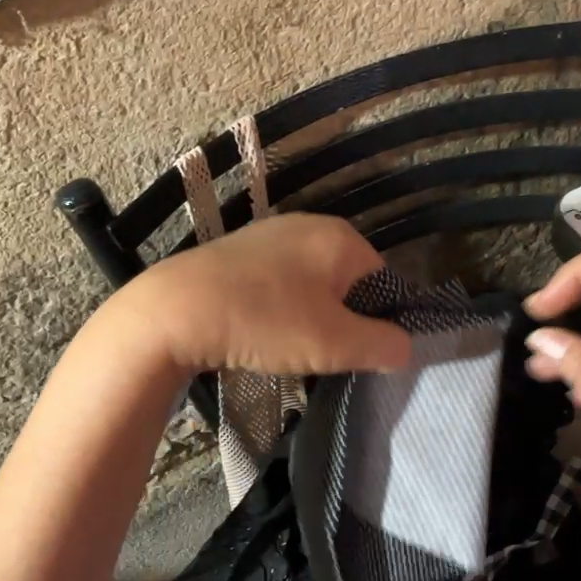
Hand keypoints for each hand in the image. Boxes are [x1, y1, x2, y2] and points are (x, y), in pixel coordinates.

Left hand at [108, 214, 411, 376]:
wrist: (174, 312)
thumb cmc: (265, 322)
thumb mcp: (334, 344)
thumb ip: (382, 345)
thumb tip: (406, 348)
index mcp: (341, 237)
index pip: (384, 282)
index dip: (379, 322)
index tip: (357, 354)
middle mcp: (310, 224)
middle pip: (348, 282)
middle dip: (342, 321)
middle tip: (323, 355)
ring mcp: (270, 233)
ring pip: (312, 284)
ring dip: (310, 318)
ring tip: (288, 348)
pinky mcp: (238, 251)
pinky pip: (279, 282)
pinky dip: (279, 309)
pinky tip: (260, 332)